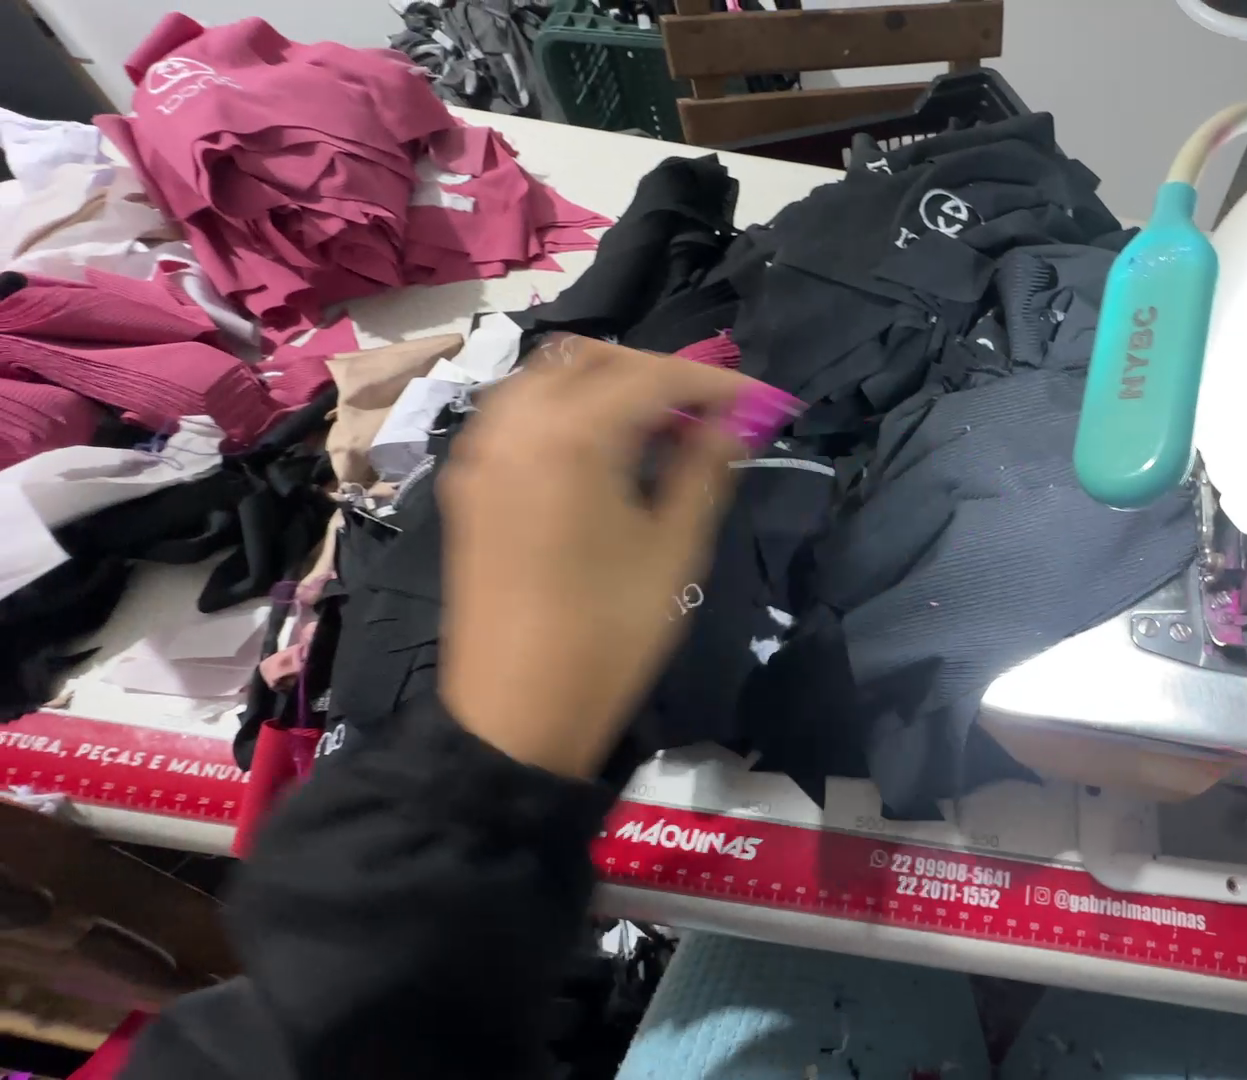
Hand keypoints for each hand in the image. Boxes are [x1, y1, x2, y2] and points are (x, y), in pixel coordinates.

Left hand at [438, 335, 779, 777]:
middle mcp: (515, 427)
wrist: (519, 711)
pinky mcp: (472, 483)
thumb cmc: (611, 632)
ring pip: (550, 379)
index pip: (654, 378)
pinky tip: (608, 452)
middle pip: (594, 359)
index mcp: (571, 439)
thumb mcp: (675, 548)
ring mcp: (484, 454)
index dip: (717, 383)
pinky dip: (571, 411)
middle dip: (661, 374)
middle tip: (714, 413)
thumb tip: (734, 421)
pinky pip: (522, 414)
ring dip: (613, 386)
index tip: (764, 403)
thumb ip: (705, 469)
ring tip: (666, 429)